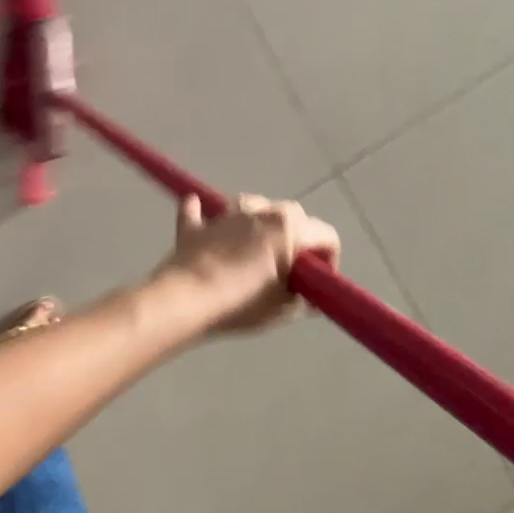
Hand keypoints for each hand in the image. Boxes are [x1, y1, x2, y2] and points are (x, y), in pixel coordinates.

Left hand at [156, 193, 341, 334]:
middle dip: (296, 235)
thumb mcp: (285, 308)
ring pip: (248, 204)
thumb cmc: (241, 303)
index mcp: (288, 228)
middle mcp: (258, 212)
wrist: (185, 299)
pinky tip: (197, 208)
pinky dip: (199, 211)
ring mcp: (222, 217)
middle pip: (290, 214)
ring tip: (256, 242)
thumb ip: (300, 294)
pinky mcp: (192, 228)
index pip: (325, 235)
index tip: (318, 282)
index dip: (329, 259)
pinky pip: (196, 211)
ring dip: (257, 218)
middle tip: (290, 265)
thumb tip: (300, 292)